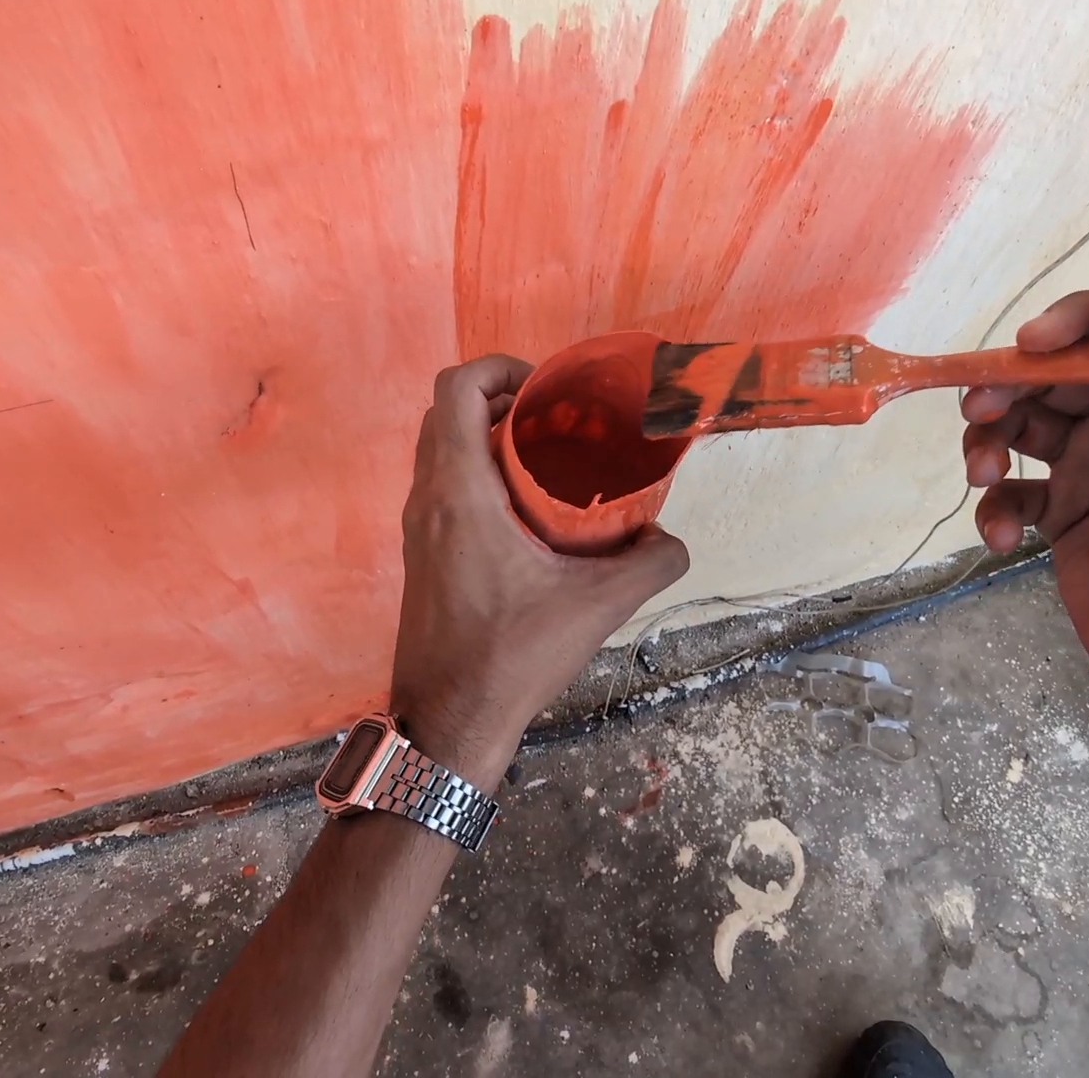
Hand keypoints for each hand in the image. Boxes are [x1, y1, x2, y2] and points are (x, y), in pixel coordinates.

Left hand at [387, 355, 690, 784]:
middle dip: (502, 400)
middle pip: (448, 412)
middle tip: (556, 420)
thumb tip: (671, 540)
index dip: (501, 368)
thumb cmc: (513, 656)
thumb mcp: (598, 606)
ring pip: (442, 450)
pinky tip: (527, 511)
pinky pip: (443, 486)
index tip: (549, 389)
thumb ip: (651, 563)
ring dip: (487, 437)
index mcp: (460, 492)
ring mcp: (418, 529)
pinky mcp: (422, 555)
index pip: (457, 388)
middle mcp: (428, 499)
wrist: (448, 720)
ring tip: (547, 459)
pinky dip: (478, 473)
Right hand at [962, 268, 1088, 750]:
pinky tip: (1003, 537)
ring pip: (1018, 433)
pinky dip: (995, 509)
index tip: (1025, 350)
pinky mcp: (1060, 518)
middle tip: (978, 418)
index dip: (1064, 327)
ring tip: (982, 482)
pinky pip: (1012, 494)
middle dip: (1007, 392)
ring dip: (989, 449)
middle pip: (1048, 381)